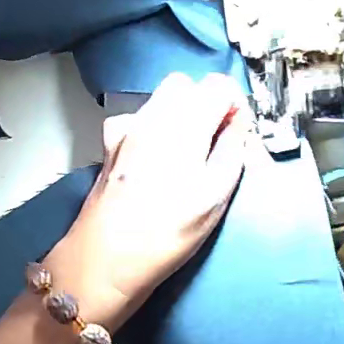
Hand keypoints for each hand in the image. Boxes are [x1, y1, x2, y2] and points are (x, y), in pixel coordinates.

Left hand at [43, 73, 254, 330]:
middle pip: (186, 85)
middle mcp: (152, 117)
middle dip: (205, 103)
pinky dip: (152, 127)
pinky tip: (155, 156)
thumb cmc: (167, 232)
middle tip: (216, 139)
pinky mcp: (110, 146)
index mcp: (183, 125)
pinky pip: (137, 119)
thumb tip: (239, 122)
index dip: (234, 104)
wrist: (104, 259)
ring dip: (180, 114)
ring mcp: (126, 129)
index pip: (217, 85)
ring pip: (160, 99)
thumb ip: (232, 150)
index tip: (238, 131)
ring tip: (188, 153)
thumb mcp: (216, 196)